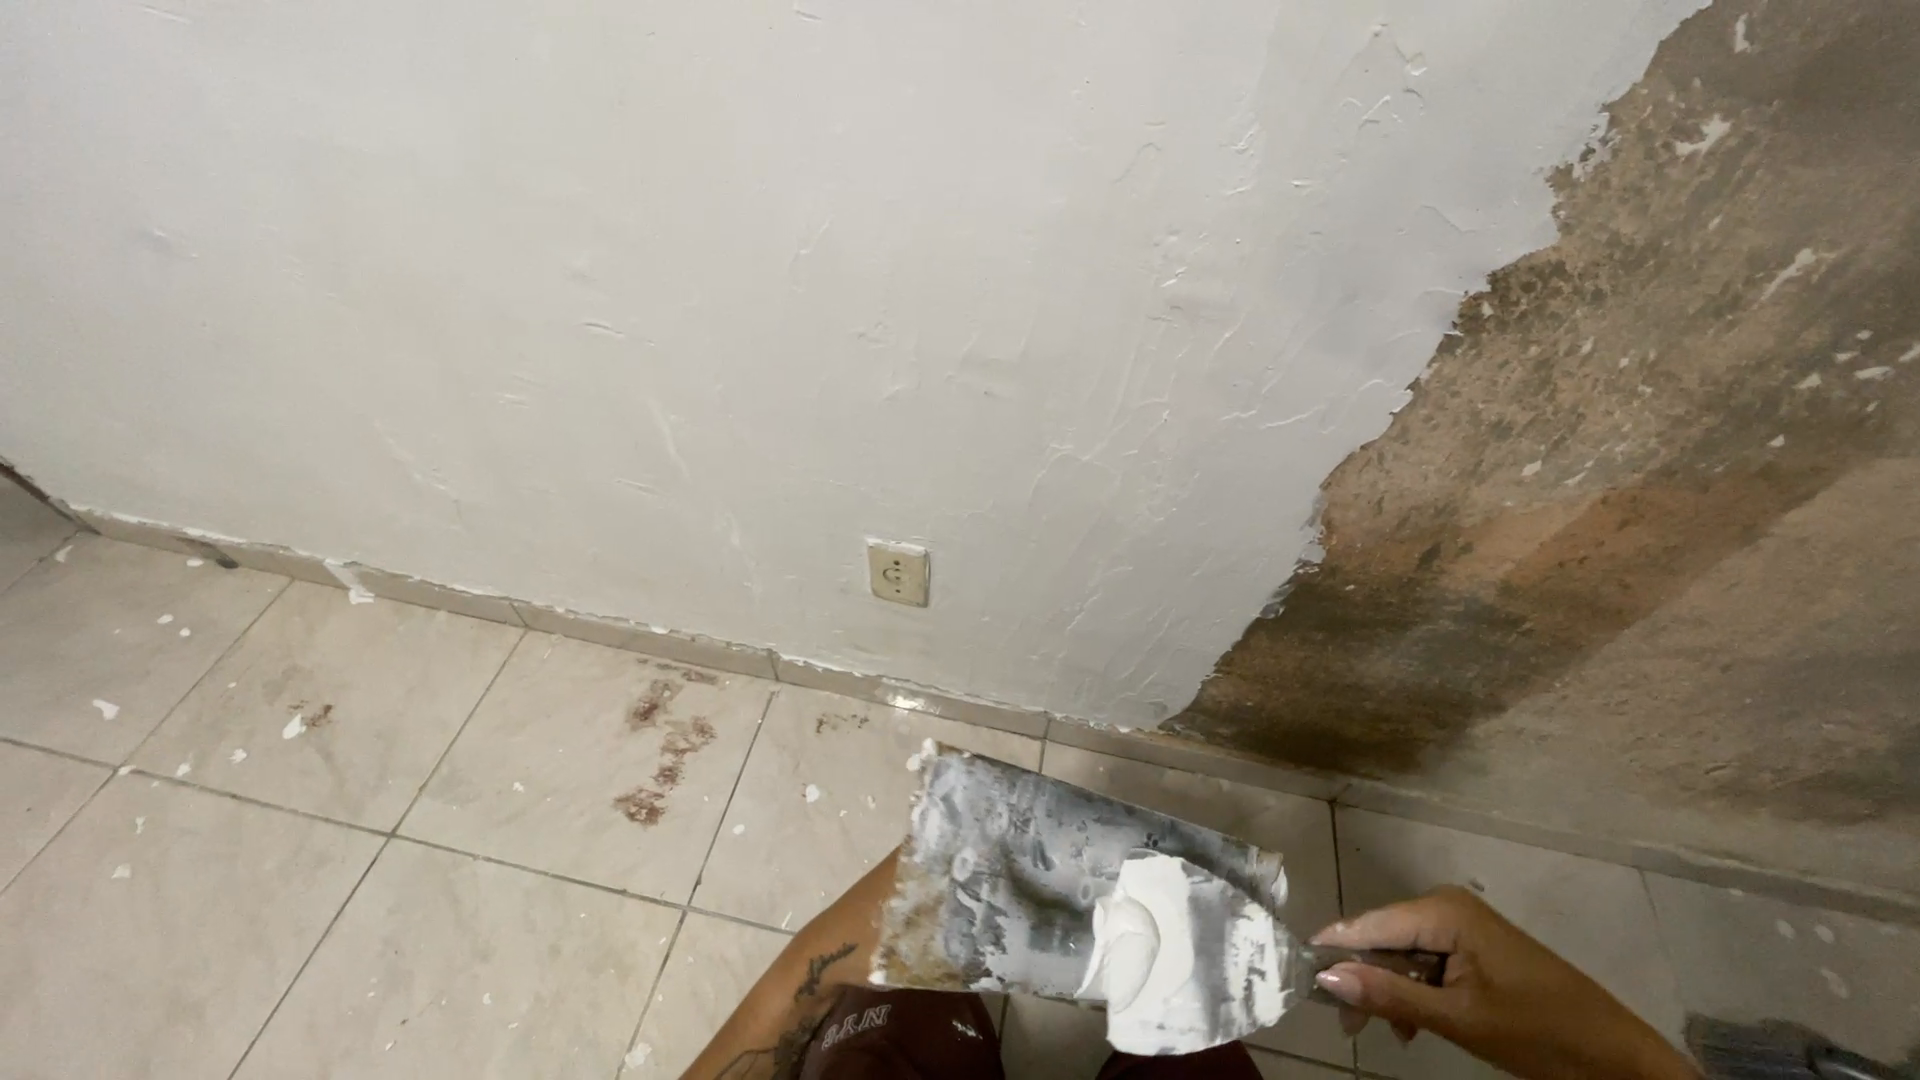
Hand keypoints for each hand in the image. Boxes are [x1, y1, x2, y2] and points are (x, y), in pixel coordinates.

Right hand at [1311, 886, 1697, 1079]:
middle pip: (1383, 937)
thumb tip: (1324, 979)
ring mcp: (1461, 926)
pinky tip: (1413, 1025)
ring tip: (1385, 1032)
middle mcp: (1446, 906)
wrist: (1623, 1062)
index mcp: (1442, 909)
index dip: (1333, 950)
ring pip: (1402, 954)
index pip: (1368, 924)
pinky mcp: (1474, 948)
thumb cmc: (1541, 1032)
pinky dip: (1414, 992)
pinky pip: (1426, 963)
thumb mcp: (1458, 1019)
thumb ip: (1387, 994)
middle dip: (1363, 978)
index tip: (1301, 977)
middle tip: (1346, 1024)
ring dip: (1389, 990)